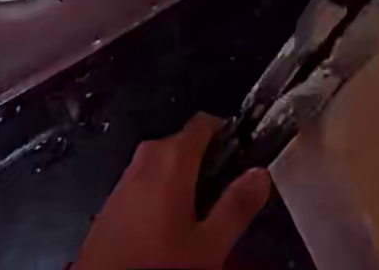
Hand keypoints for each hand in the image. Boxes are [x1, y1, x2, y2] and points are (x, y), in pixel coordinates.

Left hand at [73, 114, 272, 269]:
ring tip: (201, 221)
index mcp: (173, 156)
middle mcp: (149, 154)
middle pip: (188, 143)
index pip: (205, 122)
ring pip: (169, 163)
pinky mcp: (117, 194)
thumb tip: (261, 173)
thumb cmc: (159, 264)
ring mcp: (129, 172)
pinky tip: (171, 229)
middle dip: (209, 165)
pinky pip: (150, 179)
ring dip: (188, 182)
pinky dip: (166, 192)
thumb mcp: (208, 246)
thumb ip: (236, 207)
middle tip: (226, 202)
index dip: (228, 134)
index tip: (244, 158)